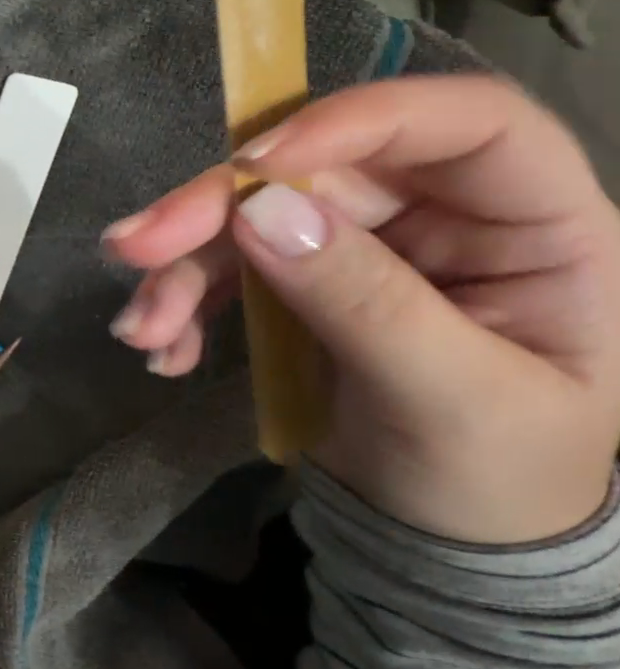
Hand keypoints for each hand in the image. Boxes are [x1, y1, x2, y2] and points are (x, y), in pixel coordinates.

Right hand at [103, 76, 619, 543]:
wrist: (435, 545)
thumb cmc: (493, 481)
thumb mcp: (451, 399)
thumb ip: (366, 301)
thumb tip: (260, 213)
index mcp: (534, 228)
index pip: (463, 126)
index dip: (360, 122)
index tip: (254, 164)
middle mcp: (442, 218)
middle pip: (317, 172)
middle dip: (215, 210)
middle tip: (135, 249)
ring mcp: (362, 247)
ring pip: (250, 218)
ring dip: (182, 269)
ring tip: (141, 330)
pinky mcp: (297, 281)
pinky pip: (223, 268)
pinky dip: (181, 302)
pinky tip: (163, 348)